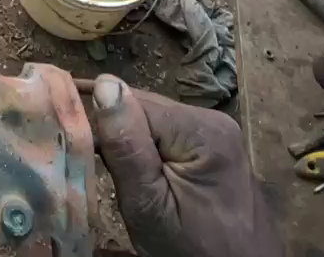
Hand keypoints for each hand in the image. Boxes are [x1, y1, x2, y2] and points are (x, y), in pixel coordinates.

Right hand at [89, 75, 279, 256]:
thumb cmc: (193, 254)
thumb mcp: (149, 208)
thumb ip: (126, 146)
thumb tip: (105, 83)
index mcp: (202, 130)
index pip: (130, 102)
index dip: (113, 133)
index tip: (114, 171)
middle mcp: (214, 119)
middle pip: (142, 108)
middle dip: (125, 140)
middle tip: (130, 186)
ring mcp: (219, 132)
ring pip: (151, 121)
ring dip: (138, 148)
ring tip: (146, 188)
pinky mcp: (216, 146)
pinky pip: (167, 134)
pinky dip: (154, 155)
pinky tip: (161, 184)